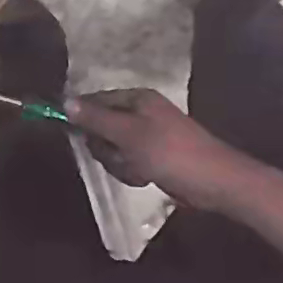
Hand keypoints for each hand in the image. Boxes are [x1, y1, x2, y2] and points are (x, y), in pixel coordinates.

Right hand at [65, 88, 234, 204]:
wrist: (216, 183)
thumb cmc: (171, 153)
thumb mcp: (128, 134)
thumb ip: (95, 118)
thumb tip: (65, 102)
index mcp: (137, 99)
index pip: (94, 101)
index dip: (82, 117)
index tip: (77, 136)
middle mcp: (140, 112)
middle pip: (100, 126)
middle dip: (105, 146)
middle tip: (118, 155)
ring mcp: (147, 135)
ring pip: (111, 147)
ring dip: (118, 162)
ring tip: (136, 170)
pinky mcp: (152, 155)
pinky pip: (126, 160)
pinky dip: (130, 171)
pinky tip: (144, 177)